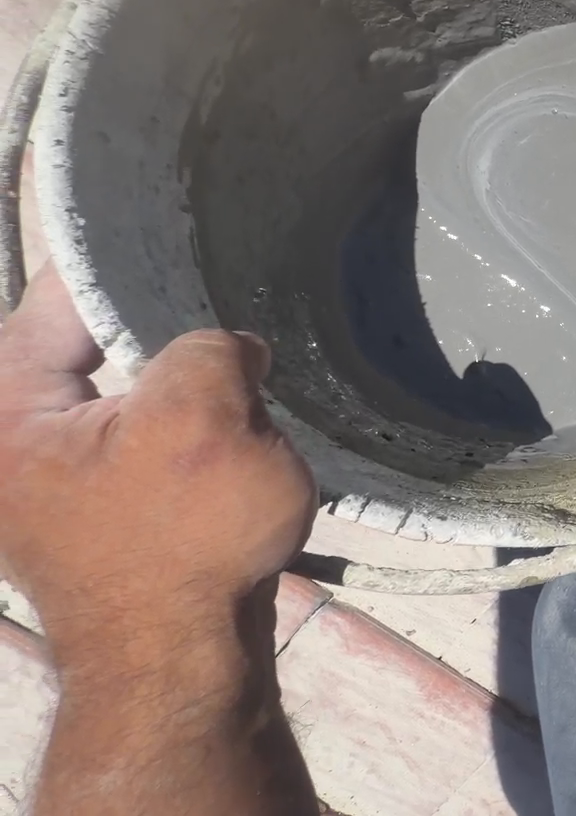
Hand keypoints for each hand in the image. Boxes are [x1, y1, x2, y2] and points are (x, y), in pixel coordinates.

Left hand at [0, 267, 314, 664]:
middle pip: (88, 348)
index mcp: (1, 414)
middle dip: (164, 328)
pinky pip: (146, 427)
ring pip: (127, 389)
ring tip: (246, 360)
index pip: (50, 308)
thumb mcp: (203, 420)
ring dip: (186, 376)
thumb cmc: (181, 530)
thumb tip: (227, 345)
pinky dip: (191, 413)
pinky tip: (240, 412)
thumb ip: (207, 352)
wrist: (183, 645)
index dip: (118, 268)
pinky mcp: (101, 499)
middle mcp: (9, 440)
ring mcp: (53, 475)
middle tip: (233, 307)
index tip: (183, 235)